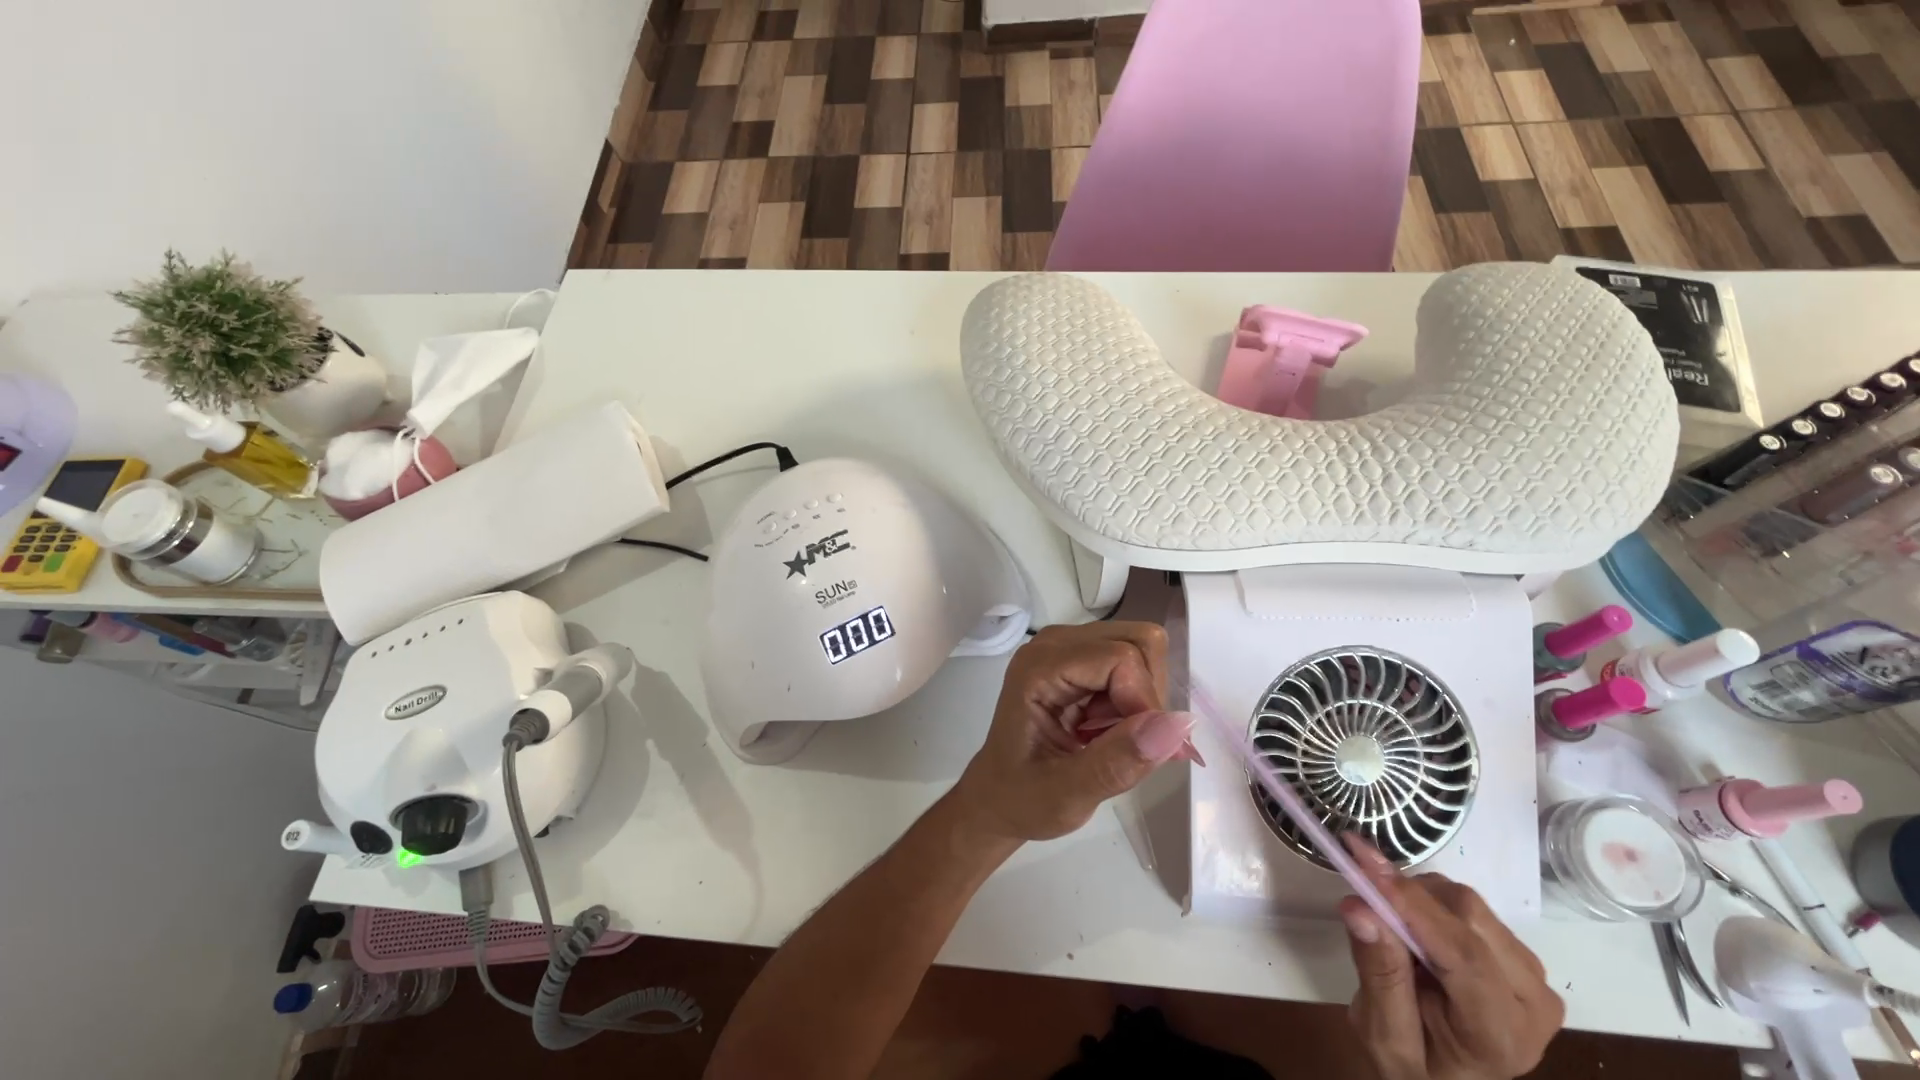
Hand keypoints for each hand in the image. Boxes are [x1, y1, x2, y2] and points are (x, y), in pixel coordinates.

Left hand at [951, 622, 1193, 842]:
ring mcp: (1069, 647)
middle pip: (1138, 642)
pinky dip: (1136, 699)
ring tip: (1111, 736)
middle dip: (1148, 696)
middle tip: (1123, 742)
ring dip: (1143, 699)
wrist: (998, 798)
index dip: (1143, 702)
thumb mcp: (1067, 795)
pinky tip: (1108, 730)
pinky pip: (1135, 662)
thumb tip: (1177, 726)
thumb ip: (1118, 761)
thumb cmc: (1023, 799)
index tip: (1135, 749)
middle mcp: (1054, 644)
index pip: (1122, 657)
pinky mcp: (1082, 658)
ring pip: (1142, 650)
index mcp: (1039, 668)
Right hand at [1340, 838, 1562, 1079]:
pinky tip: (1412, 927)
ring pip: (1468, 904)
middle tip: (1360, 889)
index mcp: (1501, 1034)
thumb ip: (1378, 974)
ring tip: (1388, 924)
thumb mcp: (1383, 1036)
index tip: (1362, 861)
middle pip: (1468, 917)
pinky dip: (1431, 903)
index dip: (1412, 905)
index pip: (1463, 955)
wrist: (1451, 1079)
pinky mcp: (1522, 956)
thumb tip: (1358, 906)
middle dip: (1408, 895)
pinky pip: (1471, 908)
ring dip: (1418, 898)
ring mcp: (1533, 975)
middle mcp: (1533, 999)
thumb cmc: (1415, 1068)